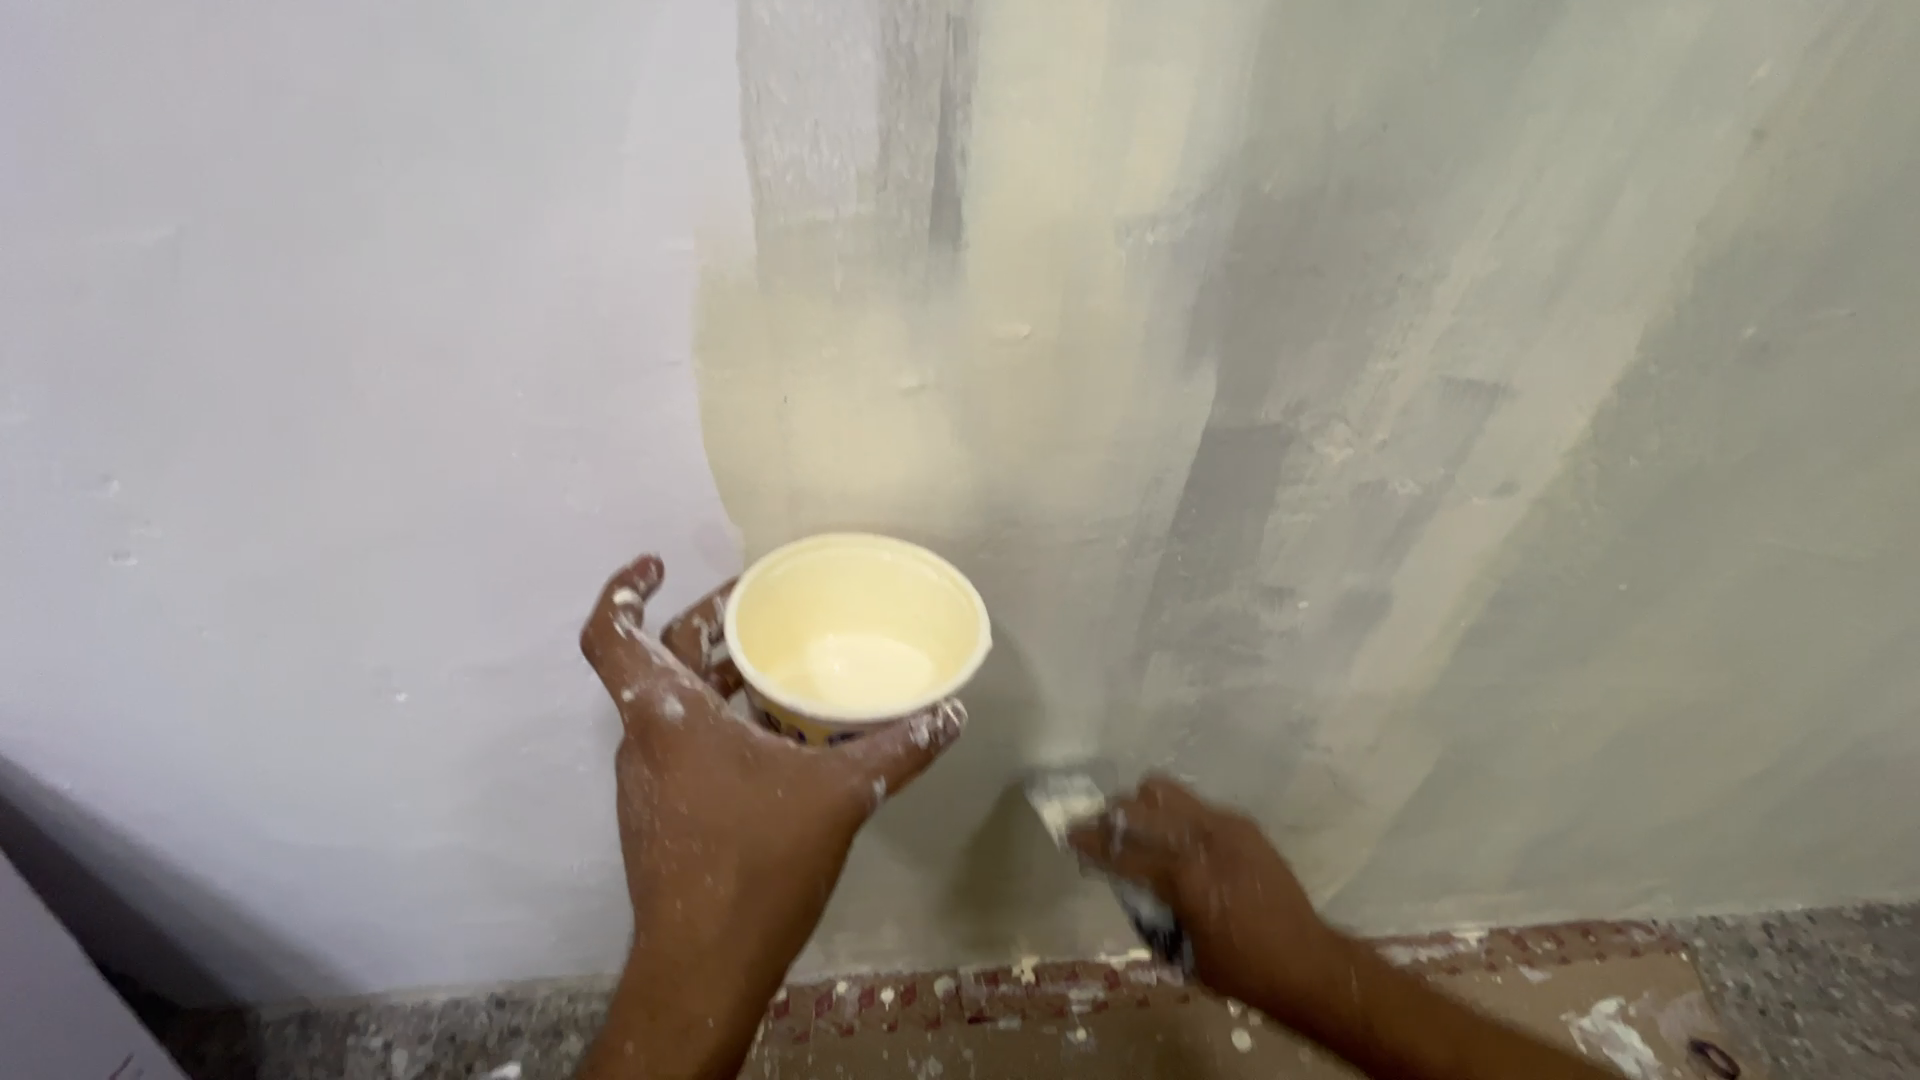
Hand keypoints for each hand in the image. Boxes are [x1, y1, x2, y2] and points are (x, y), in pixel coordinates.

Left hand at [577, 554, 965, 1077]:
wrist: (703, 968)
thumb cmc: (758, 864)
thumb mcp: (841, 797)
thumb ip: (898, 749)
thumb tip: (951, 715)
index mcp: (667, 717)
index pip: (612, 636)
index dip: (623, 589)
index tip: (656, 563)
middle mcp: (646, 740)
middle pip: (659, 660)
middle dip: (705, 625)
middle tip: (756, 606)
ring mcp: (649, 780)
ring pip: (674, 703)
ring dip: (718, 675)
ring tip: (777, 664)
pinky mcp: (661, 812)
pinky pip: (685, 741)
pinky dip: (721, 719)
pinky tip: (776, 733)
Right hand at [1067, 775, 1350, 1022]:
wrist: (1310, 965)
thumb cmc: (1241, 971)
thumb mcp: (1180, 950)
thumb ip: (1148, 906)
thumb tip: (1123, 879)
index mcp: (1184, 878)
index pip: (1122, 850)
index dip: (1090, 842)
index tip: (1070, 834)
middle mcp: (1202, 840)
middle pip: (1138, 807)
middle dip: (1112, 817)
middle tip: (1100, 831)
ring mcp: (1225, 826)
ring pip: (1165, 791)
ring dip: (1143, 807)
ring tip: (1138, 829)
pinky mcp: (1243, 824)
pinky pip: (1195, 807)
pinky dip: (1177, 818)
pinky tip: (1179, 842)